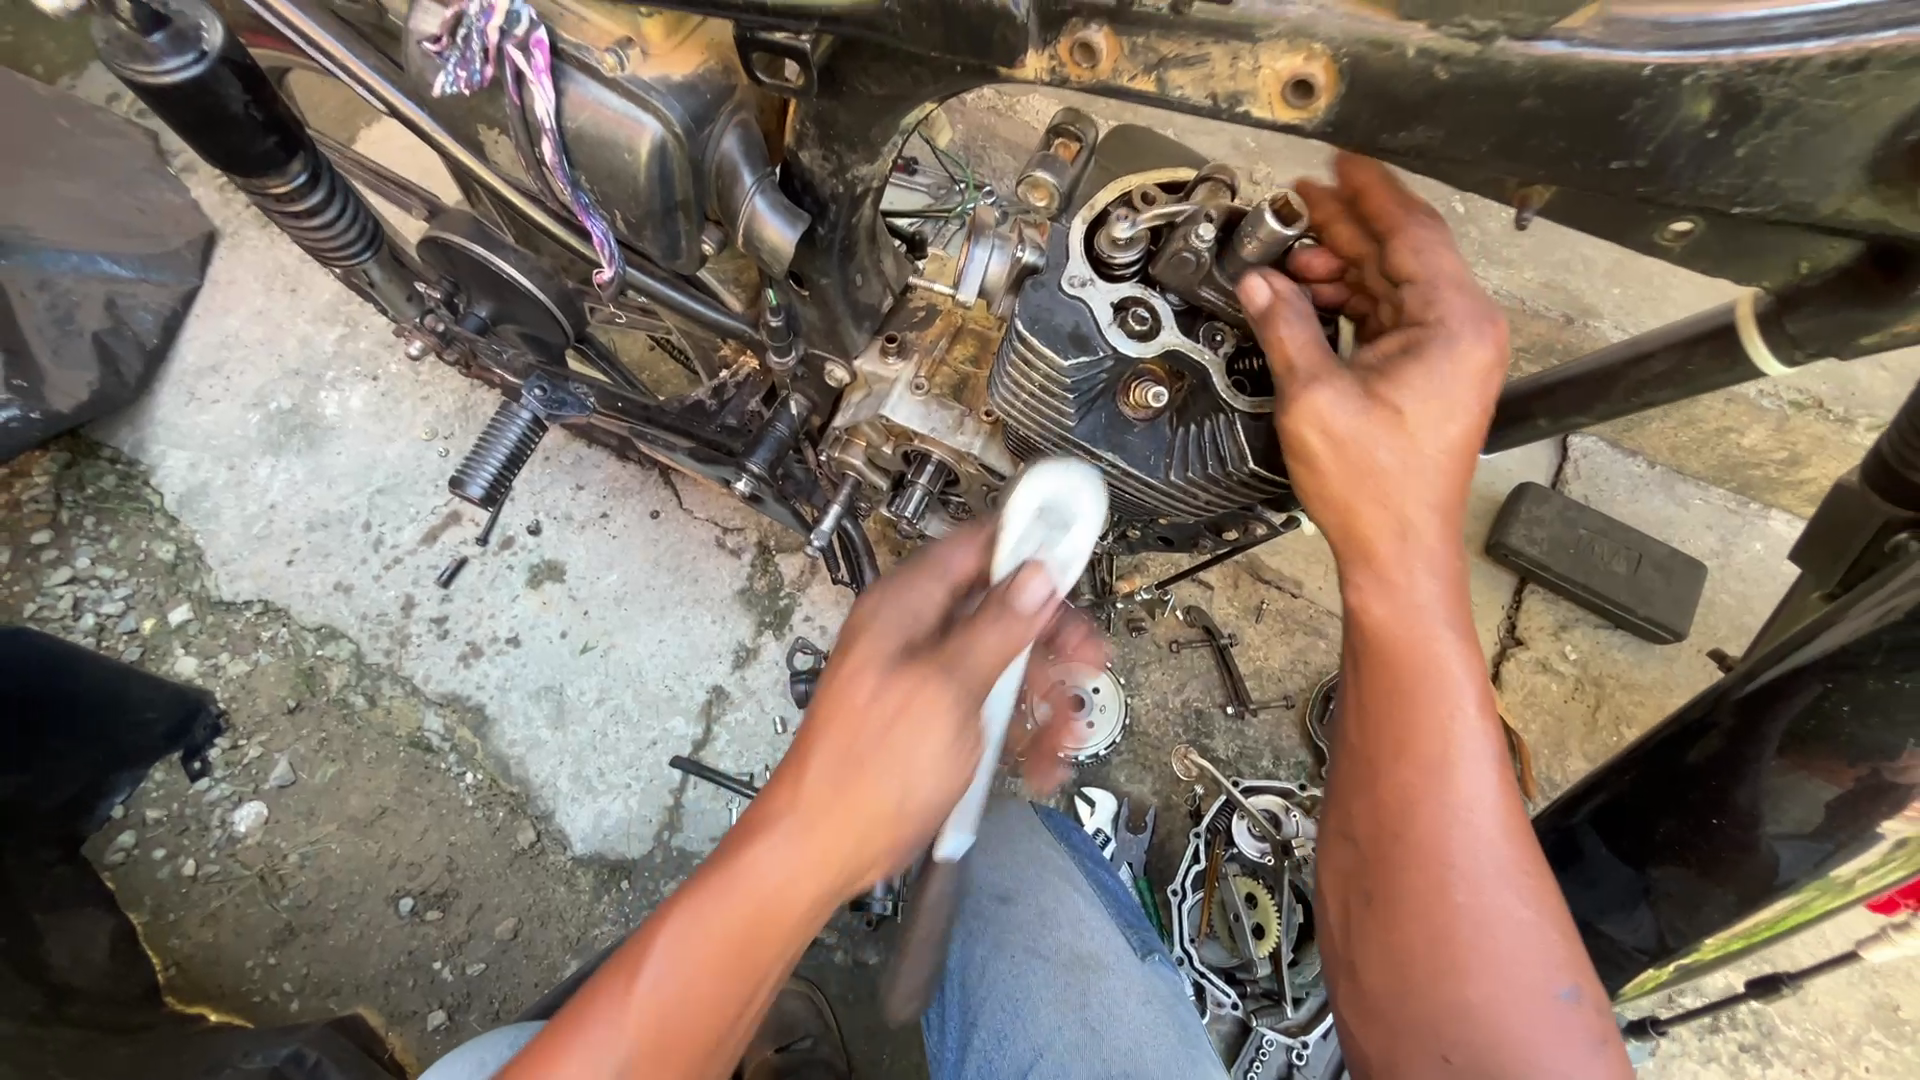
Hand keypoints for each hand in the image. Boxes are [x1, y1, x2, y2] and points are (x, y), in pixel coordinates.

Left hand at [751, 524, 1106, 897]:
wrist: (828, 845)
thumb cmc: (865, 771)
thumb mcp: (945, 690)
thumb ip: (995, 629)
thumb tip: (1034, 579)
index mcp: (905, 607)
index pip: (975, 546)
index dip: (1028, 544)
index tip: (1072, 548)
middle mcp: (916, 633)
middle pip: (999, 605)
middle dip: (1047, 634)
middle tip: (1085, 655)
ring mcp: (928, 674)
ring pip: (1003, 657)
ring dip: (1042, 691)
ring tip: (1063, 730)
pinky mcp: (937, 713)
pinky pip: (991, 701)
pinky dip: (1020, 725)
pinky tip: (1038, 757)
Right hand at [1236, 153, 1508, 580]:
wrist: (1396, 545)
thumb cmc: (1372, 484)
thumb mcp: (1314, 397)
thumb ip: (1285, 328)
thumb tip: (1258, 284)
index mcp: (1451, 323)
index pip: (1410, 232)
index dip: (1368, 194)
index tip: (1338, 165)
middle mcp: (1460, 331)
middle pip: (1399, 255)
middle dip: (1345, 230)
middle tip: (1299, 205)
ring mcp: (1445, 355)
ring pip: (1391, 287)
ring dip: (1341, 270)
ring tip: (1290, 258)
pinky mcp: (1426, 377)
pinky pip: (1386, 320)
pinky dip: (1349, 306)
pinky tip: (1311, 300)